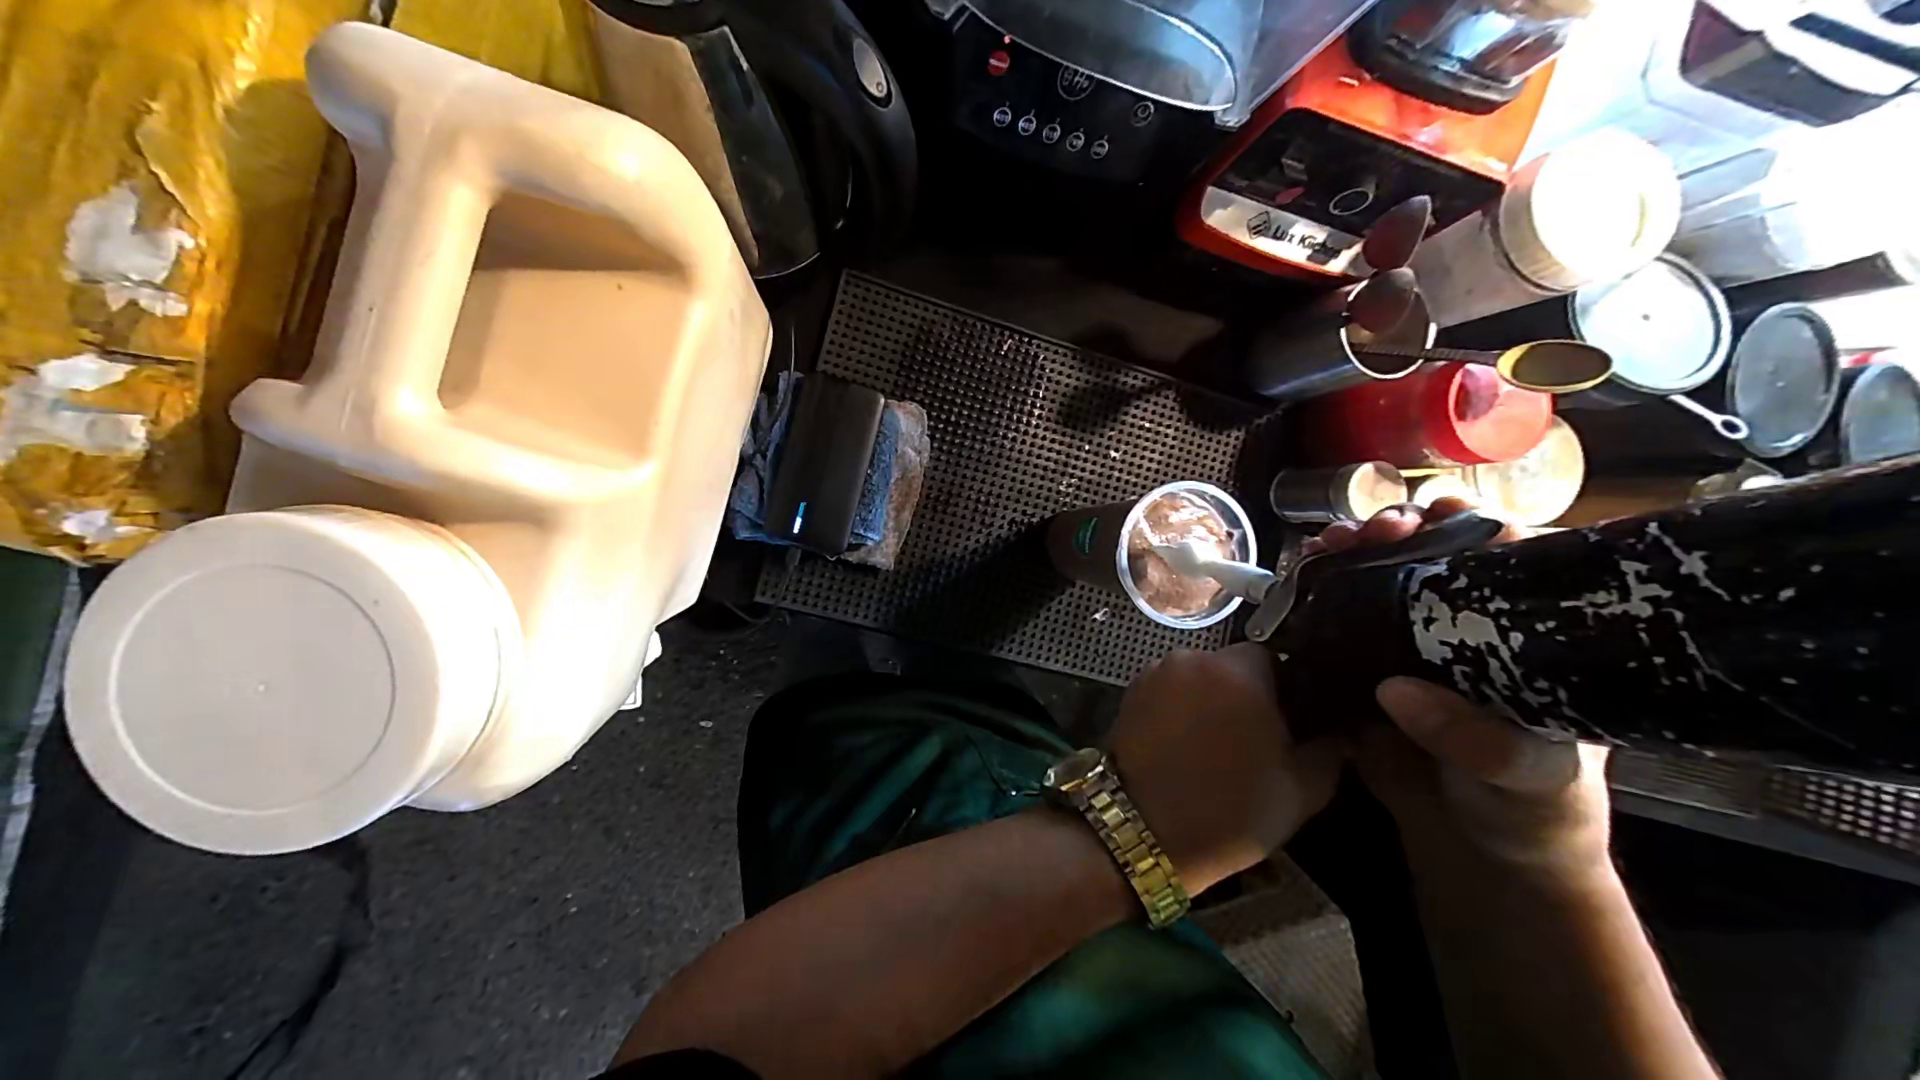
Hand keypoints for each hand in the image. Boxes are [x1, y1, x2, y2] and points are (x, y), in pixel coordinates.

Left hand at [1104, 642, 1345, 895]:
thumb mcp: (1301, 790)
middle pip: (1230, 665)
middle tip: (1257, 734)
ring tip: (1218, 742)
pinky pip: (1169, 690)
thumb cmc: (1230, 811)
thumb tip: (1344, 733)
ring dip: (1210, 698)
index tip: (1292, 717)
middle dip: (1246, 691)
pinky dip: (1181, 707)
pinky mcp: (1129, 693)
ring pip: (1197, 677)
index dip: (1285, 686)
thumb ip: (1329, 751)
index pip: (1272, 657)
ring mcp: (1155, 673)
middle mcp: (1192, 659)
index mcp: (1237, 671)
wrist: (1143, 832)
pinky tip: (1187, 743)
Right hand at [1320, 500, 1610, 884]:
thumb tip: (1396, 691)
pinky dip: (1312, 592)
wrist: (1472, 851)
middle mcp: (1464, 628)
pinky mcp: (1360, 667)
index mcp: (1524, 638)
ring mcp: (1407, 645)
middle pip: (1429, 558)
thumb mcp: (1532, 780)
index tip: (1441, 512)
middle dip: (1398, 531)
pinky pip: (1333, 621)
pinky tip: (1296, 575)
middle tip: (1376, 528)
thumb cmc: (1531, 811)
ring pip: (1376, 580)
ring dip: (1349, 551)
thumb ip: (1478, 740)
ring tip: (1327, 542)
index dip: (1476, 526)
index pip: (1508, 559)